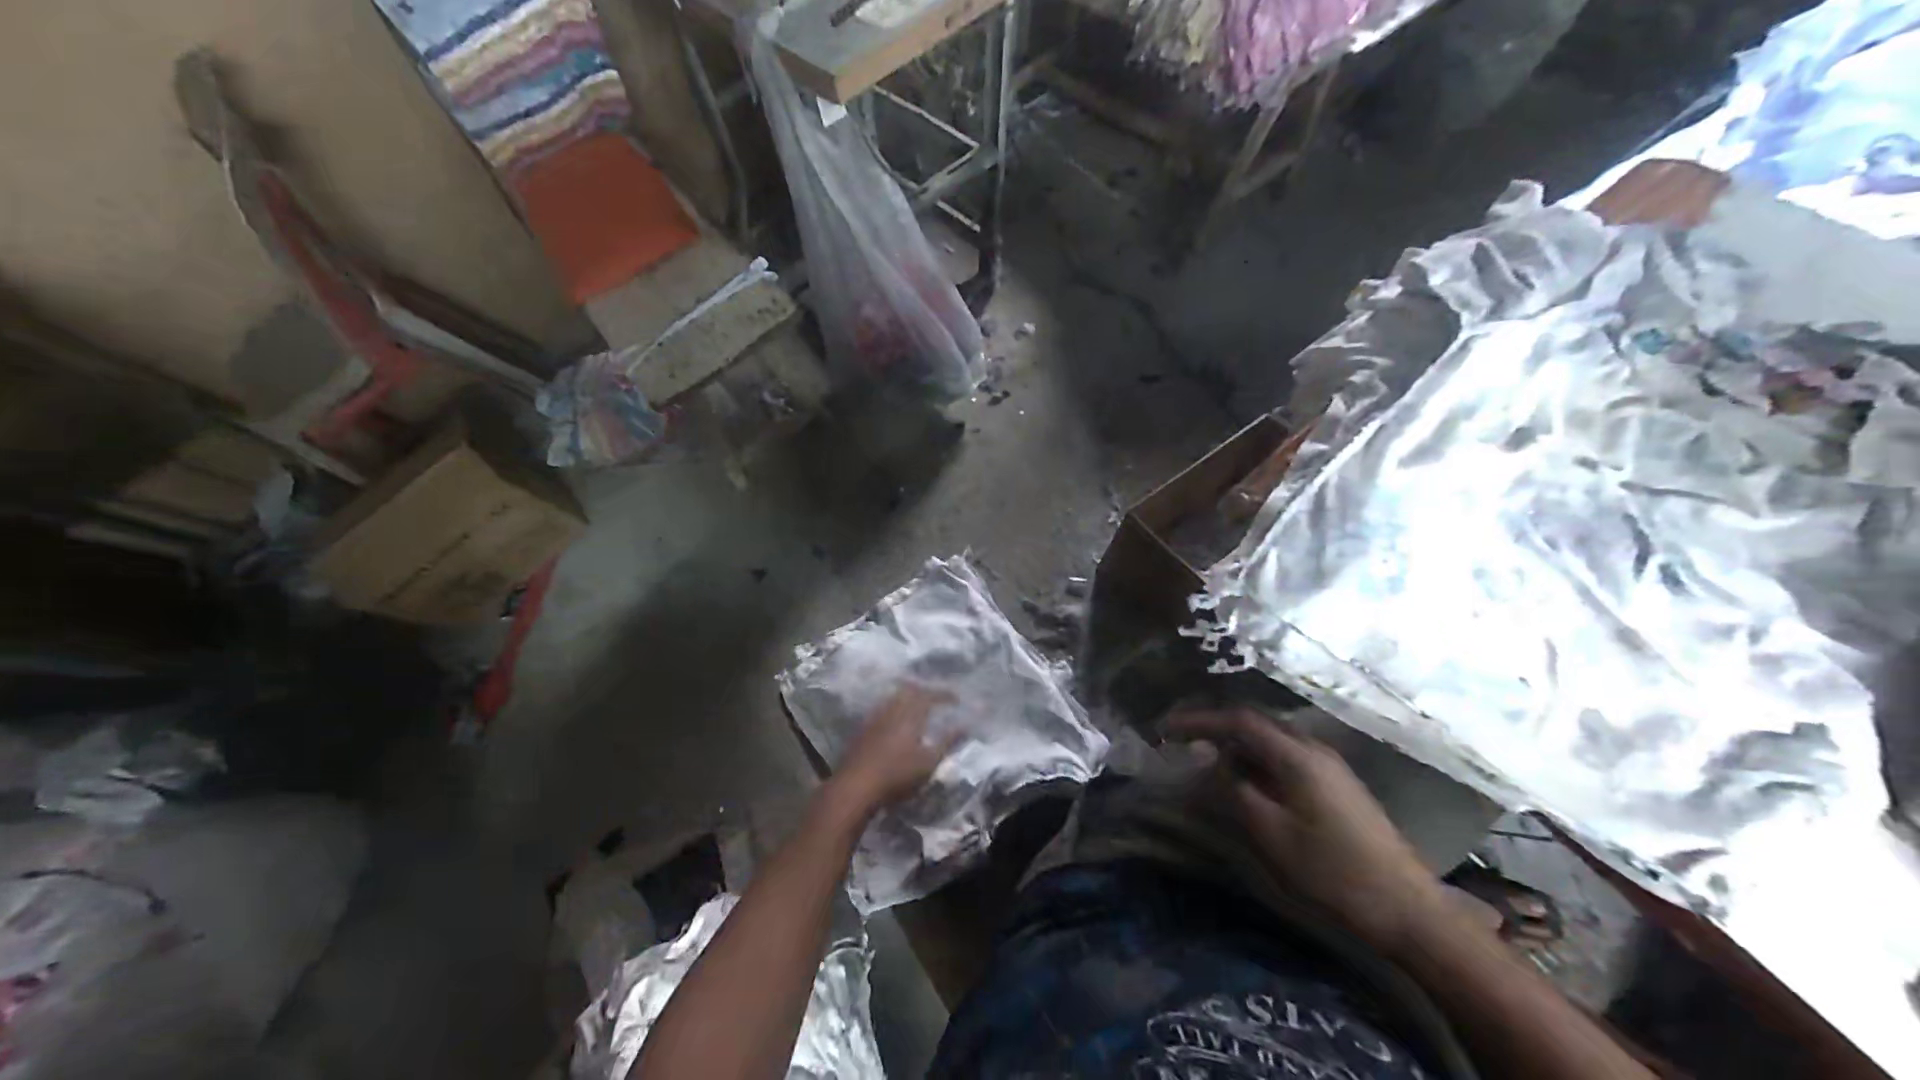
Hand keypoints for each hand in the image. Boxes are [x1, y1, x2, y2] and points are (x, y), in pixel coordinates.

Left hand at [826, 684, 957, 818]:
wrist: (855, 787)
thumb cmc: (897, 775)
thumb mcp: (929, 762)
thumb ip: (947, 742)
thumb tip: (965, 726)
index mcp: (909, 714)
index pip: (929, 696)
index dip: (944, 695)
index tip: (956, 699)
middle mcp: (891, 710)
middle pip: (908, 691)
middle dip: (923, 691)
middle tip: (935, 698)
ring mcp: (873, 718)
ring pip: (892, 700)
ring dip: (907, 699)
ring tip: (916, 708)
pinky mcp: (861, 730)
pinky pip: (881, 710)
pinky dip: (893, 711)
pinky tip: (894, 723)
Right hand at [1168, 707, 1446, 956]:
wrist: (1408, 908)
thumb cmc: (1333, 872)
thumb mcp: (1272, 834)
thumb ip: (1234, 791)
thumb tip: (1206, 761)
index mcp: (1298, 756)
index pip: (1239, 721)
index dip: (1198, 721)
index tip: (1165, 730)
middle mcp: (1314, 749)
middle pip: (1256, 724)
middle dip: (1214, 727)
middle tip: (1180, 741)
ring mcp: (1329, 766)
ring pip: (1271, 740)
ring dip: (1235, 745)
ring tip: (1204, 761)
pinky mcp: (1335, 784)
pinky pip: (1285, 756)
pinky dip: (1255, 760)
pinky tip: (1243, 781)